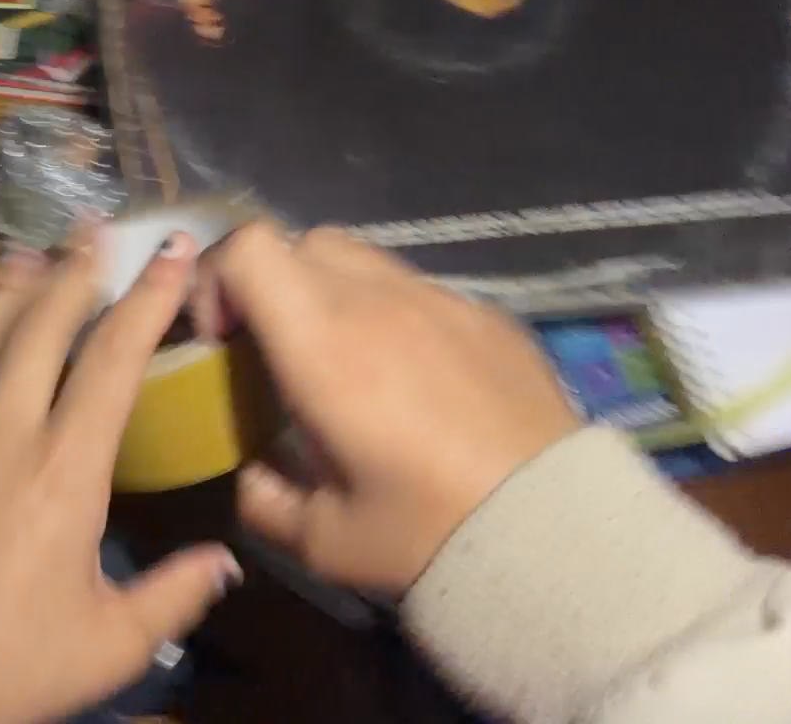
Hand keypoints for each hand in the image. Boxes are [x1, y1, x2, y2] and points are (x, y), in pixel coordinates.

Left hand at [0, 233, 240, 723]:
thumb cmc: (16, 665)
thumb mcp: (112, 642)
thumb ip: (176, 594)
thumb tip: (228, 561)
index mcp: (63, 470)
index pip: (113, 360)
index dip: (147, 298)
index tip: (172, 252)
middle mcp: (0, 430)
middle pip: (37, 325)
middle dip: (71, 270)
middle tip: (93, 230)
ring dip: (3, 287)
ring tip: (26, 254)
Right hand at [203, 224, 579, 593]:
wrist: (576, 548)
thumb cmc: (431, 533)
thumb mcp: (320, 537)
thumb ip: (259, 494)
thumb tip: (246, 471)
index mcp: (323, 343)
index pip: (248, 249)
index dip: (215, 278)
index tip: (222, 337)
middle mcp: (375, 302)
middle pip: (295, 242)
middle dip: (265, 282)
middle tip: (271, 342)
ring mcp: (438, 302)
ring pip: (351, 254)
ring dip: (321, 287)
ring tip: (335, 351)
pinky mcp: (486, 317)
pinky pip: (410, 286)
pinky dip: (382, 309)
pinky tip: (405, 372)